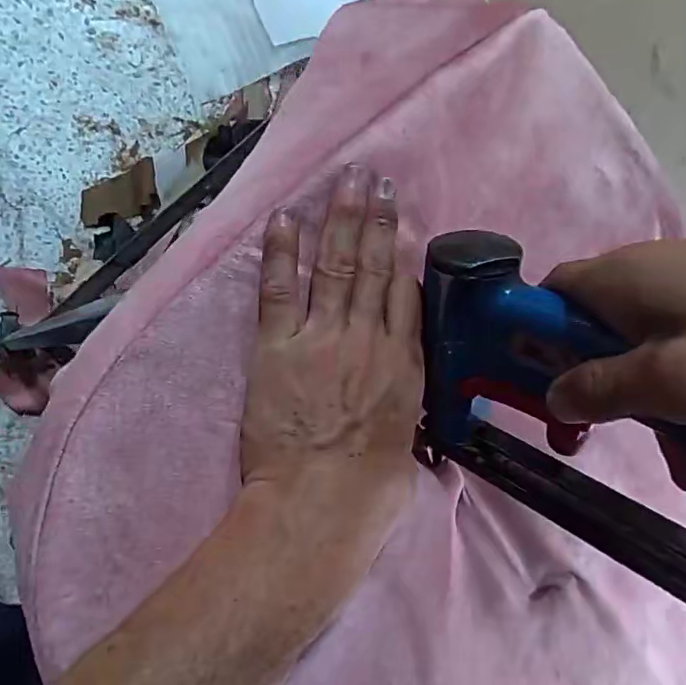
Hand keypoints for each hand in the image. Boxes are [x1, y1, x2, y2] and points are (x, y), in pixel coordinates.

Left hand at [240, 165, 422, 520]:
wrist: (319, 503)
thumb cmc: (370, 491)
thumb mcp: (408, 451)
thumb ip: (405, 418)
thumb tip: (403, 415)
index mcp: (403, 365)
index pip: (405, 296)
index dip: (402, 254)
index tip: (400, 224)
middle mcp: (367, 340)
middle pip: (372, 267)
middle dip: (374, 220)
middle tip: (375, 180)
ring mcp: (322, 339)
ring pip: (334, 266)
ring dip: (339, 220)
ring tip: (346, 181)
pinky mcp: (277, 349)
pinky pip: (280, 291)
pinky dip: (282, 253)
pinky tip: (287, 218)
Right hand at [542, 226, 685, 433]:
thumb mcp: (679, 381)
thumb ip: (602, 389)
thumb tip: (553, 394)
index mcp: (622, 283)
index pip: (543, 303)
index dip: (528, 351)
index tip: (543, 403)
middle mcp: (656, 284)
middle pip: (602, 347)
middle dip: (622, 409)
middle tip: (650, 453)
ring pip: (662, 369)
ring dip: (680, 426)